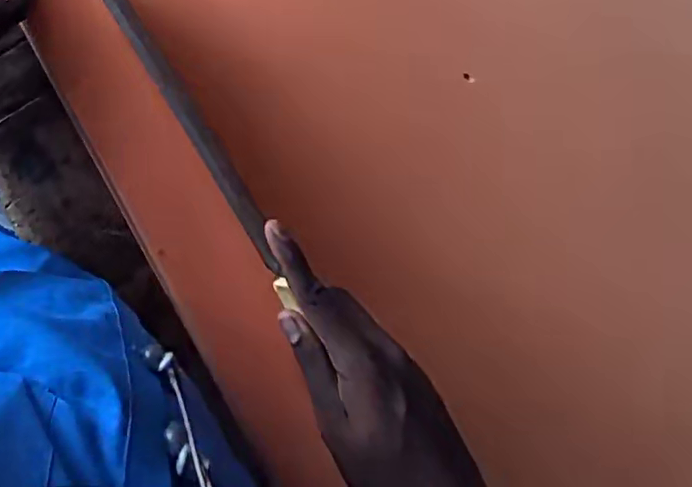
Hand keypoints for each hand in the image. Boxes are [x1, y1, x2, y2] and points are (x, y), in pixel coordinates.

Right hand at [268, 220, 484, 486]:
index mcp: (362, 362)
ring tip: (316, 349)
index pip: (318, 299)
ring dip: (331, 317)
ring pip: (357, 317)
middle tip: (287, 310)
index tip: (275, 228)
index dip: (292, 260)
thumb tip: (289, 317)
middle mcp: (387, 349)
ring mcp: (406, 358)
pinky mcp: (416, 371)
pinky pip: (373, 335)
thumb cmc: (383, 474)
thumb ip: (312, 367)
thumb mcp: (335, 428)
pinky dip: (351, 335)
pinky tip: (348, 368)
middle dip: (310, 295)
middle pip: (339, 301)